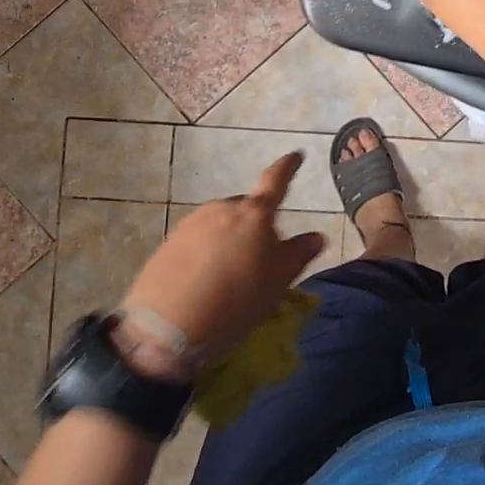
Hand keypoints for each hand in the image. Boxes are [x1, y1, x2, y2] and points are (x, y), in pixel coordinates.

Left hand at [119, 153, 325, 367]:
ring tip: (231, 279)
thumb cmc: (237, 301)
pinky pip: (198, 242)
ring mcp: (192, 223)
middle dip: (255, 227)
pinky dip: (207, 254)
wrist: (168, 329)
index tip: (296, 156)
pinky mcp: (169, 243)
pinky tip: (206, 283)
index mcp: (254, 213)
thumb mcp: (278, 282)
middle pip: (246, 211)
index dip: (288, 167)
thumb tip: (316, 236)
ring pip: (220, 226)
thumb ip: (298, 254)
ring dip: (229, 242)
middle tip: (260, 261)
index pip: (276, 181)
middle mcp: (222, 208)